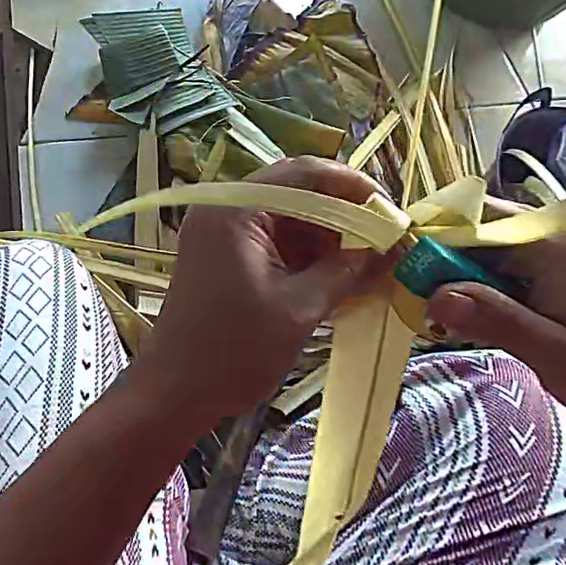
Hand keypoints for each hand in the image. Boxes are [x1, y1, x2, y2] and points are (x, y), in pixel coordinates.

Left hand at [127, 157, 395, 430]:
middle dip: (342, 217)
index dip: (352, 186)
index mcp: (235, 209)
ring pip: (287, 218)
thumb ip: (347, 270)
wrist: (174, 391)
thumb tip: (391, 247)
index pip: (303, 173)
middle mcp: (224, 208)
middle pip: (296, 192)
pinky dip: (304, 255)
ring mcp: (220, 231)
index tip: (391, 211)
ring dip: (326, 239)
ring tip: (366, 268)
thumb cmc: (232, 351)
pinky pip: (272, 239)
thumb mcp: (299, 309)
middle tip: (385, 243)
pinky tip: (335, 279)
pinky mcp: (223, 254)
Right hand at [426, 222, 565, 452]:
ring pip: (507, 248)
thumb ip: (494, 320)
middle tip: (427, 300)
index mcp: (560, 247)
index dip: (435, 240)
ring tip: (456, 314)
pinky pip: (530, 263)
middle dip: (452, 261)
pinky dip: (503, 283)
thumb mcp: (557, 357)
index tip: (405, 271)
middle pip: (489, 231)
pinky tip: (497, 315)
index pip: (477, 222)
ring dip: (476, 274)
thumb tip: (434, 296)